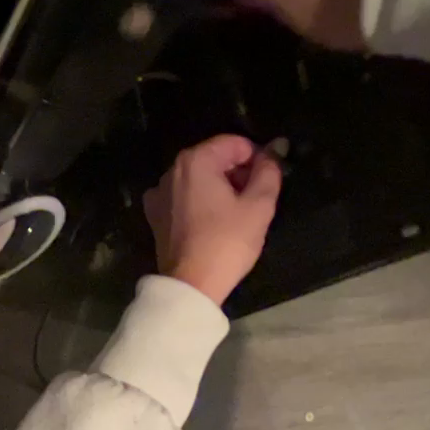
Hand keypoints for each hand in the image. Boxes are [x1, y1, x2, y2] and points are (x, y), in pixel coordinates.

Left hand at [143, 135, 281, 305]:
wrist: (191, 285)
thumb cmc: (227, 243)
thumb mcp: (259, 206)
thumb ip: (269, 171)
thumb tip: (274, 150)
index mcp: (195, 160)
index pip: (235, 143)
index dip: (258, 157)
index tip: (269, 179)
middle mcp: (171, 171)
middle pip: (214, 159)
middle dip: (238, 173)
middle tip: (257, 199)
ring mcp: (159, 194)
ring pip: (199, 179)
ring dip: (221, 188)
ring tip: (237, 214)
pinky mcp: (156, 216)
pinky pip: (184, 198)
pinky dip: (200, 202)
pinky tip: (212, 222)